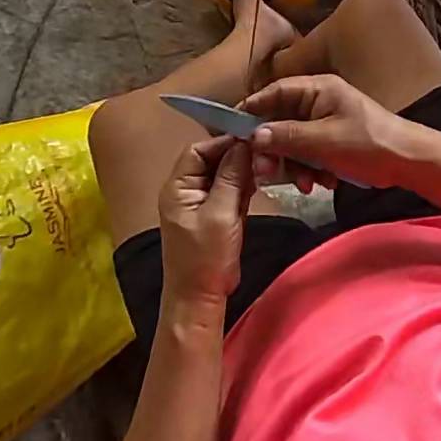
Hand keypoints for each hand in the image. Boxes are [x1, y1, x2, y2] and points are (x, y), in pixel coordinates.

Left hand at [158, 135, 255, 308]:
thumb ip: (232, 176)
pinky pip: (230, 191)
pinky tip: (257, 189)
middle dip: (237, 158)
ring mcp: (200, 203)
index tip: (252, 140)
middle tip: (263, 156)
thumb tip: (244, 143)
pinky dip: (243, 189)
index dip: (225, 142)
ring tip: (263, 172)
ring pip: (224, 175)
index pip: (199, 150)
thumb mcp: (222, 213)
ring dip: (242, 174)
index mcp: (178, 186)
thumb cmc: (206, 257)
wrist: (201, 299)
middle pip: (213, 160)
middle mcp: (186, 190)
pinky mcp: (214, 215)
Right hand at [239, 75, 417, 190]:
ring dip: (295, 164)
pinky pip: (309, 154)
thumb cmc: (367, 142)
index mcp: (317, 90)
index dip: (253, 109)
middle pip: (280, 121)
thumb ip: (286, 136)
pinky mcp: (333, 142)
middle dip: (276, 149)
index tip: (234, 130)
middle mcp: (319, 102)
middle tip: (267, 171)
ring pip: (293, 142)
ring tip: (306, 183)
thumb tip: (253, 135)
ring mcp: (326, 122)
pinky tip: (321, 183)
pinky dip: (311, 169)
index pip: (275, 92)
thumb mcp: (323, 141)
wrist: (408, 161)